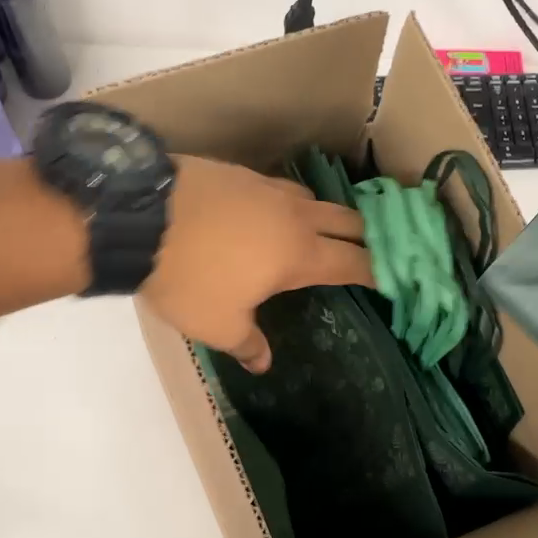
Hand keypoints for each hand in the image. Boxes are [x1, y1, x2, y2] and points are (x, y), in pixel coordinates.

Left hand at [139, 155, 373, 372]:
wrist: (137, 216)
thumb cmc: (188, 278)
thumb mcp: (218, 326)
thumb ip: (248, 345)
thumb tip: (263, 364)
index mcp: (299, 254)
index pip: (355, 263)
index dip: (382, 271)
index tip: (400, 276)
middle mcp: (293, 216)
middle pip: (347, 221)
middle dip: (368, 236)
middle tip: (380, 248)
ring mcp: (265, 188)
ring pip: (312, 201)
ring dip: (328, 217)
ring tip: (327, 232)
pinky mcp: (237, 172)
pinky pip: (277, 189)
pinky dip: (289, 205)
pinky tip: (275, 214)